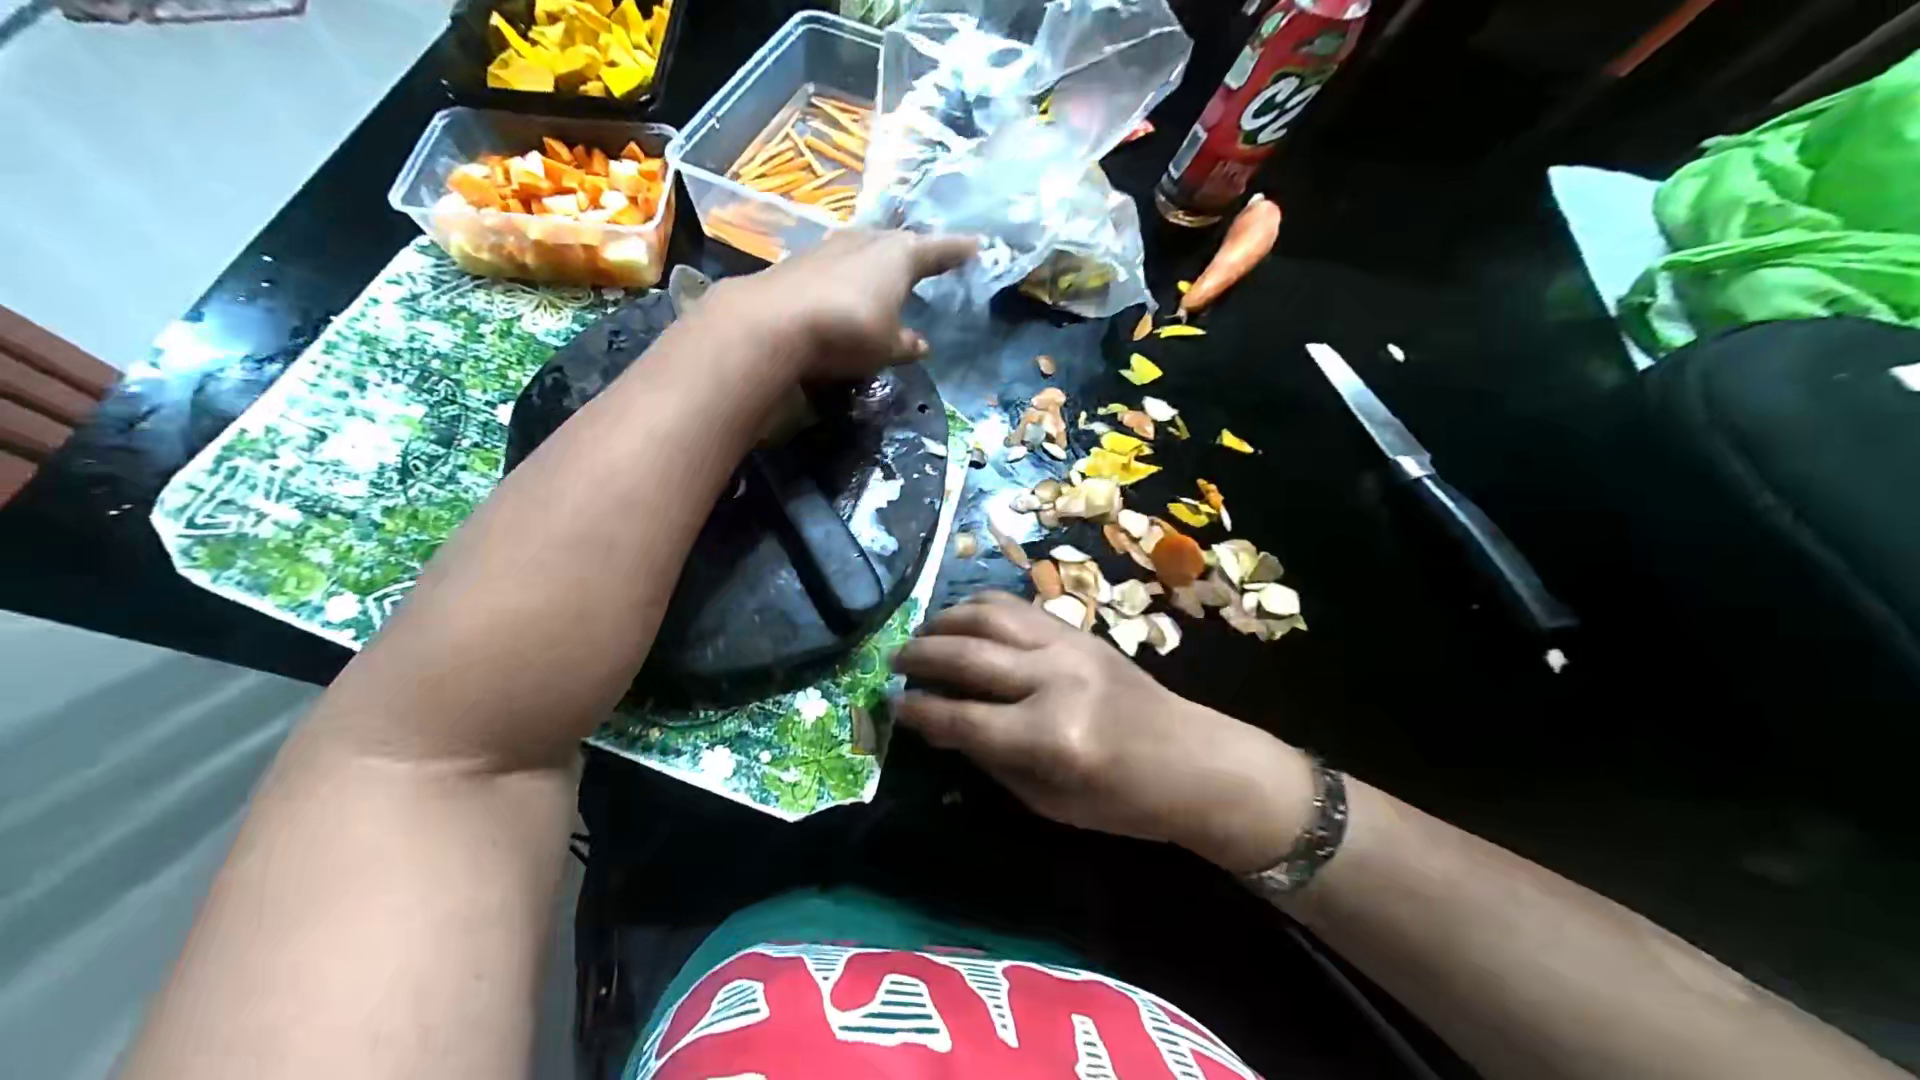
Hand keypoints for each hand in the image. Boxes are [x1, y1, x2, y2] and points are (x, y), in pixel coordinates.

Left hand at [713, 229, 976, 380]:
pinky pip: (838, 266)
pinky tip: (847, 292)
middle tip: (927, 261)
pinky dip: (849, 277)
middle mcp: (866, 241)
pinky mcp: (800, 263)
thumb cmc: (849, 330)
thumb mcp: (888, 347)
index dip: (957, 251)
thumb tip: (920, 344)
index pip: (938, 250)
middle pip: (898, 243)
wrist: (773, 323)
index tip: (976, 246)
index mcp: (899, 255)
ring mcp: (830, 248)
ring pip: (864, 250)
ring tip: (886, 277)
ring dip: (876, 263)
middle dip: (913, 253)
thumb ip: (907, 344)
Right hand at [891, 592, 1317, 873]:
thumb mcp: (1047, 801)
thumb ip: (992, 758)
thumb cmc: (1122, 800)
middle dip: (921, 656)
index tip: (893, 706)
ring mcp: (1069, 646)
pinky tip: (964, 617)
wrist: (1194, 760)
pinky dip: (982, 607)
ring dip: (946, 619)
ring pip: (990, 615)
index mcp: (1049, 737)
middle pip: (968, 655)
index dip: (919, 711)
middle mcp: (1054, 680)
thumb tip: (943, 725)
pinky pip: (1019, 607)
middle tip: (894, 661)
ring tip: (923, 633)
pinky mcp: (1080, 631)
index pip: (961, 717)